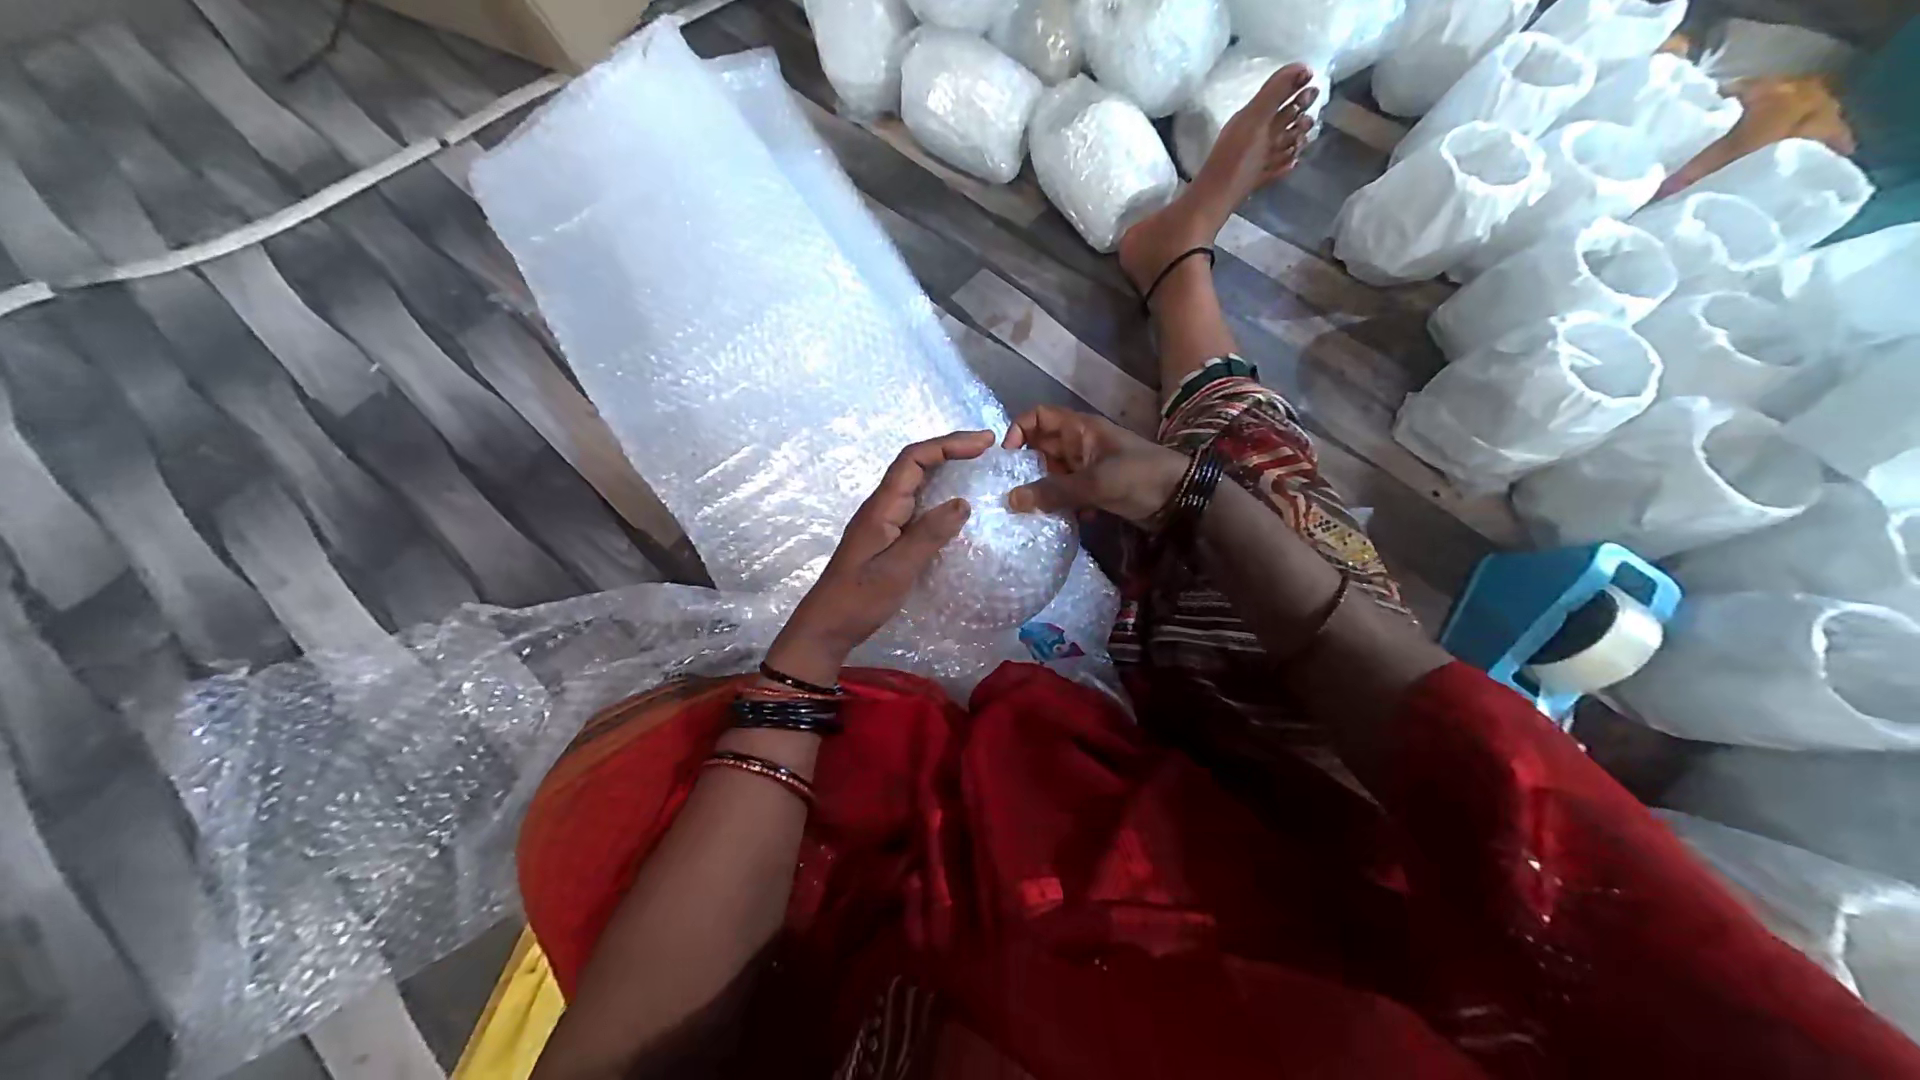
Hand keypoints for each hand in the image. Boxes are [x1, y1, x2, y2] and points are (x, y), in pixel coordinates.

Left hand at [765, 431, 993, 684]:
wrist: (826, 627)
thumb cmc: (859, 600)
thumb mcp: (897, 570)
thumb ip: (929, 535)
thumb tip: (963, 501)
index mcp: (881, 507)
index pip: (914, 459)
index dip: (948, 444)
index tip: (984, 443)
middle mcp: (881, 506)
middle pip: (915, 463)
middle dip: (950, 449)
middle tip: (986, 448)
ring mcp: (882, 521)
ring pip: (915, 482)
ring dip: (945, 467)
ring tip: (977, 466)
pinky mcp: (886, 536)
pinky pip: (915, 503)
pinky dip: (938, 493)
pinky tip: (955, 505)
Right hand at [1002, 406, 1187, 524]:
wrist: (1180, 498)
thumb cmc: (1139, 477)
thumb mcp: (1093, 483)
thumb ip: (1052, 491)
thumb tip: (1011, 499)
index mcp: (1079, 429)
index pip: (1038, 417)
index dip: (1018, 430)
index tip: (1008, 457)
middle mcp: (1079, 444)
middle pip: (1040, 447)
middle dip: (1026, 466)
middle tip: (1013, 490)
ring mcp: (1087, 466)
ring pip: (1052, 473)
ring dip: (1044, 490)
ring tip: (1034, 510)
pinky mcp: (1095, 488)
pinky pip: (1067, 492)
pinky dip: (1064, 503)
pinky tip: (1070, 519)